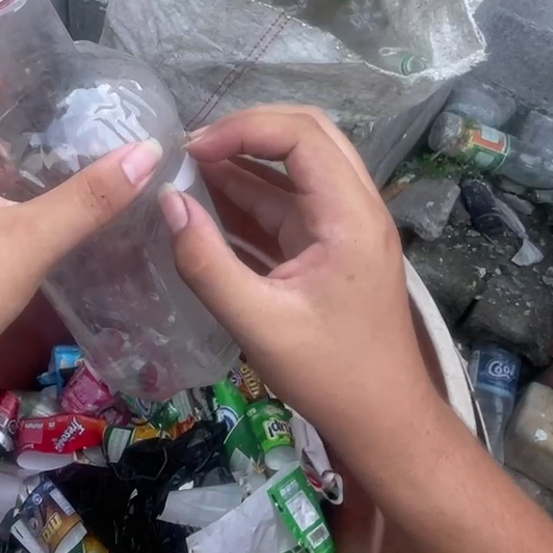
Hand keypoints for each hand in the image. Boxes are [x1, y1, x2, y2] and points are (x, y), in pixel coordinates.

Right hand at [159, 106, 437, 436]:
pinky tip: (207, 199)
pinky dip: (248, 189)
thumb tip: (168, 202)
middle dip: (246, 129)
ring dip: (244, 156)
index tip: (193, 150)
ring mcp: (343, 220)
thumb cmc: (330, 374)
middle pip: (306, 131)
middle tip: (193, 148)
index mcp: (350, 216)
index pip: (301, 135)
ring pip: (297, 159)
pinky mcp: (328, 239)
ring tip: (189, 167)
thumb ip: (207, 263)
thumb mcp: (258, 324)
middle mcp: (354, 204)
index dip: (244, 129)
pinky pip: (287, 195)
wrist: (385, 423)